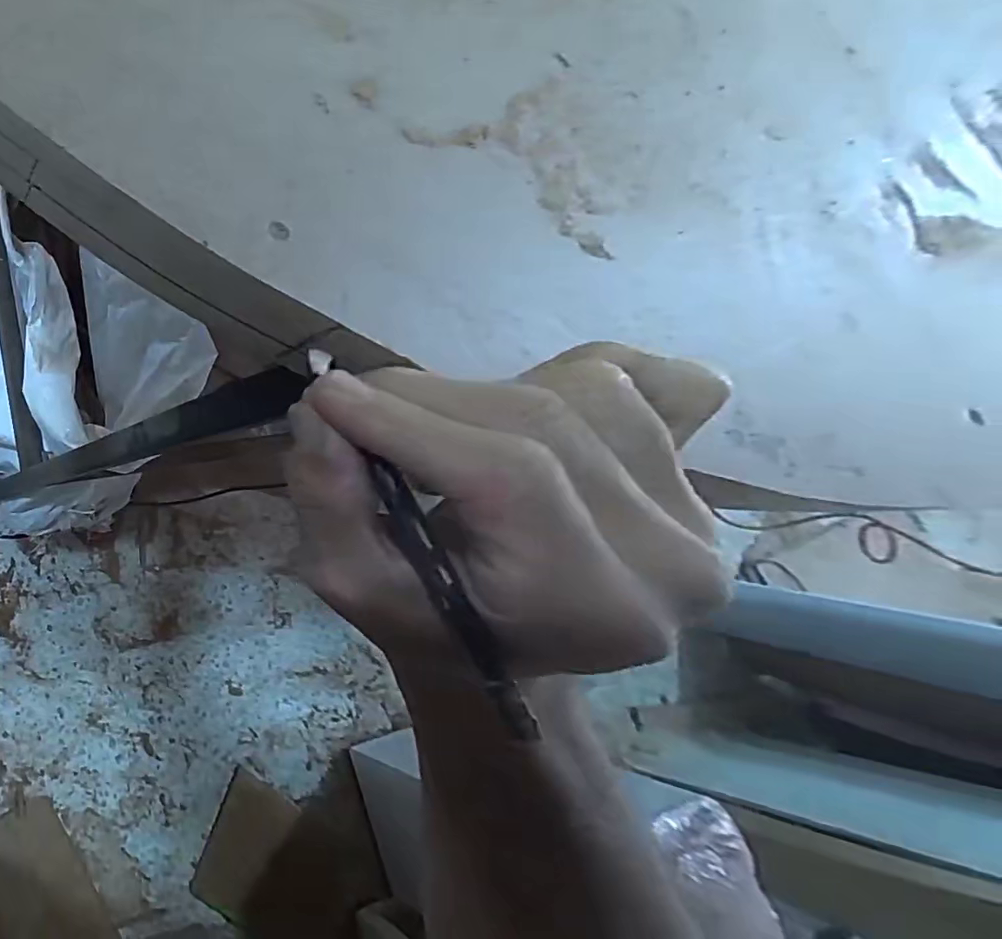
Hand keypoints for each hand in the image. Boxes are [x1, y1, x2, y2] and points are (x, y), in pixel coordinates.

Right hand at [286, 344, 732, 677]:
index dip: (404, 423)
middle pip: (535, 421)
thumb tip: (318, 411)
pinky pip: (638, 380)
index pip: (505, 476)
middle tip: (346, 406)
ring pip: (575, 390)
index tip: (321, 395)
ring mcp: (700, 509)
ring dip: (470, 392)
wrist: (499, 642)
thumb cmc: (420, 622)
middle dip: (417, 398)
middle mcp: (674, 556)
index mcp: (593, 608)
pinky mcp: (697, 472)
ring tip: (422, 429)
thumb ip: (327, 501)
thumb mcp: (349, 581)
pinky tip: (514, 417)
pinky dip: (555, 377)